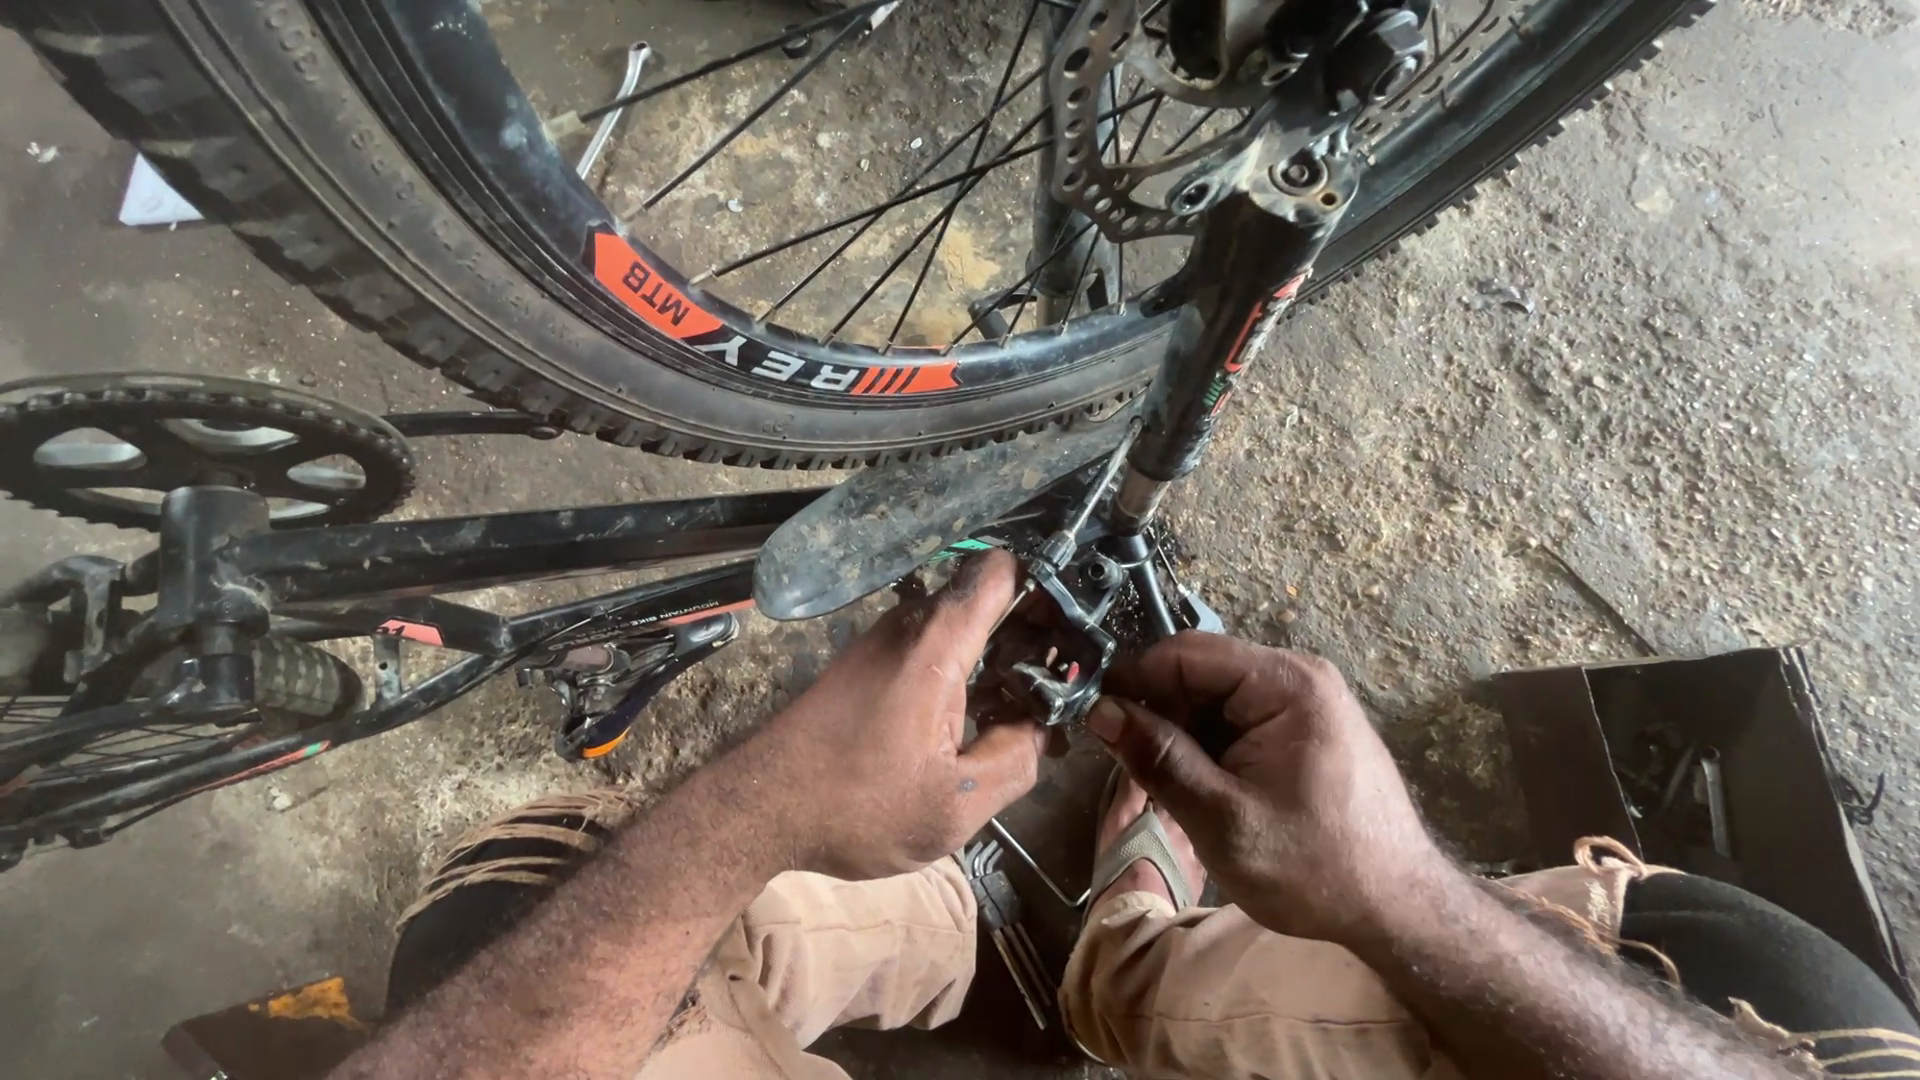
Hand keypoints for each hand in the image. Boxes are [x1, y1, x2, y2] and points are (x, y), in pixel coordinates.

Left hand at [748, 549, 1046, 879]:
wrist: (758, 806)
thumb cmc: (855, 804)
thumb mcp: (954, 805)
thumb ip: (1016, 761)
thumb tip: (1040, 729)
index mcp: (937, 644)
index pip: (1001, 571)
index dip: (1045, 588)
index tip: (1072, 630)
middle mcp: (911, 626)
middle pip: (986, 599)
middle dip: (1029, 634)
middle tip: (1056, 684)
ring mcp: (886, 642)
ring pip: (960, 628)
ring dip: (995, 660)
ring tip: (1020, 713)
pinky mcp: (870, 664)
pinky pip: (932, 650)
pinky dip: (962, 674)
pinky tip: (971, 724)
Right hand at [1089, 632, 1453, 943]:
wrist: (1397, 910)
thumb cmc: (1314, 868)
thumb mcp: (1223, 819)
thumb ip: (1158, 758)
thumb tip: (1097, 710)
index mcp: (1285, 683)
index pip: (1185, 653)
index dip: (1133, 678)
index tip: (1093, 715)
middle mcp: (1293, 675)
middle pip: (1196, 670)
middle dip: (1155, 709)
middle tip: (1128, 759)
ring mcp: (1298, 698)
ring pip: (1208, 695)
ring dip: (1177, 730)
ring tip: (1164, 779)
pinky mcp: (1296, 723)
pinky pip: (1230, 715)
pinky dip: (1202, 743)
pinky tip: (1197, 782)